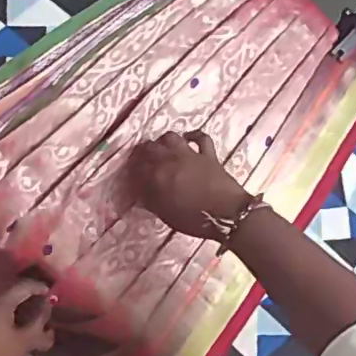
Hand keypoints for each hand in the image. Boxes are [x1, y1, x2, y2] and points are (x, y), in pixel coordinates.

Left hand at [0, 278, 56, 355]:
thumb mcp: (25, 340)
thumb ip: (40, 322)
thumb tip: (47, 308)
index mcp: (2, 298)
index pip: (24, 285)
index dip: (39, 287)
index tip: (50, 293)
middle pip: (12, 286)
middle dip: (27, 291)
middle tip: (41, 299)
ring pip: (1, 293)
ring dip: (15, 297)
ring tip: (28, 306)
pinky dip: (4, 303)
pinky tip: (12, 314)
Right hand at [130, 130, 252, 239]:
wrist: (227, 214)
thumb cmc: (193, 219)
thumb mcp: (166, 215)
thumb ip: (151, 201)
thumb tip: (140, 193)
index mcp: (157, 176)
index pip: (137, 169)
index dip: (130, 171)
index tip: (128, 176)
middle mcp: (170, 160)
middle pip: (149, 148)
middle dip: (140, 152)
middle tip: (138, 159)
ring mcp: (190, 154)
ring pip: (171, 137)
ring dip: (162, 140)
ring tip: (160, 148)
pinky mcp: (208, 154)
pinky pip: (200, 138)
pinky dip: (192, 135)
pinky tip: (187, 138)